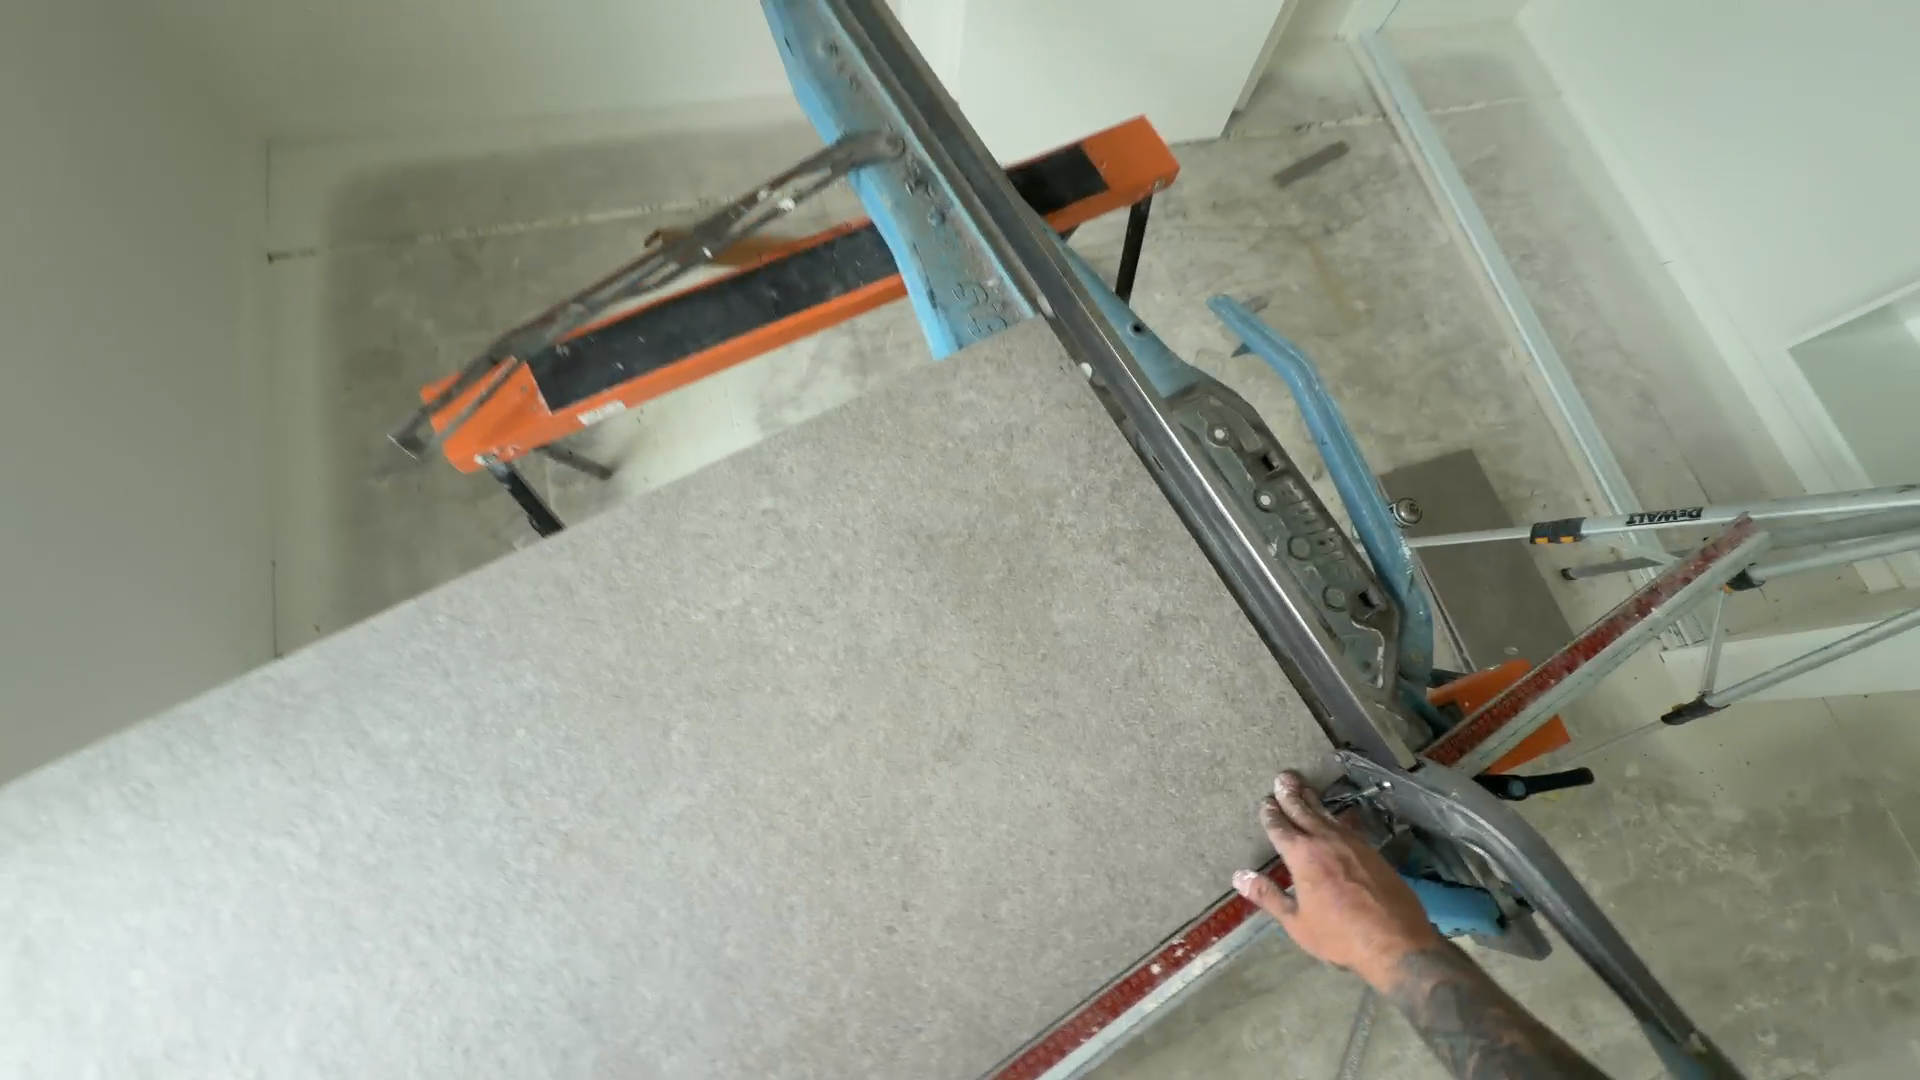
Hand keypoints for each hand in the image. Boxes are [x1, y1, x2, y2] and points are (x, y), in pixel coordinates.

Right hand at [1232, 771, 1439, 986]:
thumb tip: (1238, 876)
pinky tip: (1335, 817)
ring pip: (1326, 815)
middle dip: (1290, 794)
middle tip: (1283, 776)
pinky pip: (1347, 826)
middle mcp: (1324, 841)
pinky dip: (1334, 817)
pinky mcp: (1372, 852)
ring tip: (1304, 787)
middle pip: (1302, 810)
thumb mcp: (1297, 922)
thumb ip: (1268, 896)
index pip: (1279, 826)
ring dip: (1312, 800)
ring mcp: (1351, 844)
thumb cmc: (1341, 936)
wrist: (1398, 944)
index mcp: (1301, 855)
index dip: (1270, 813)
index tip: (1265, 801)